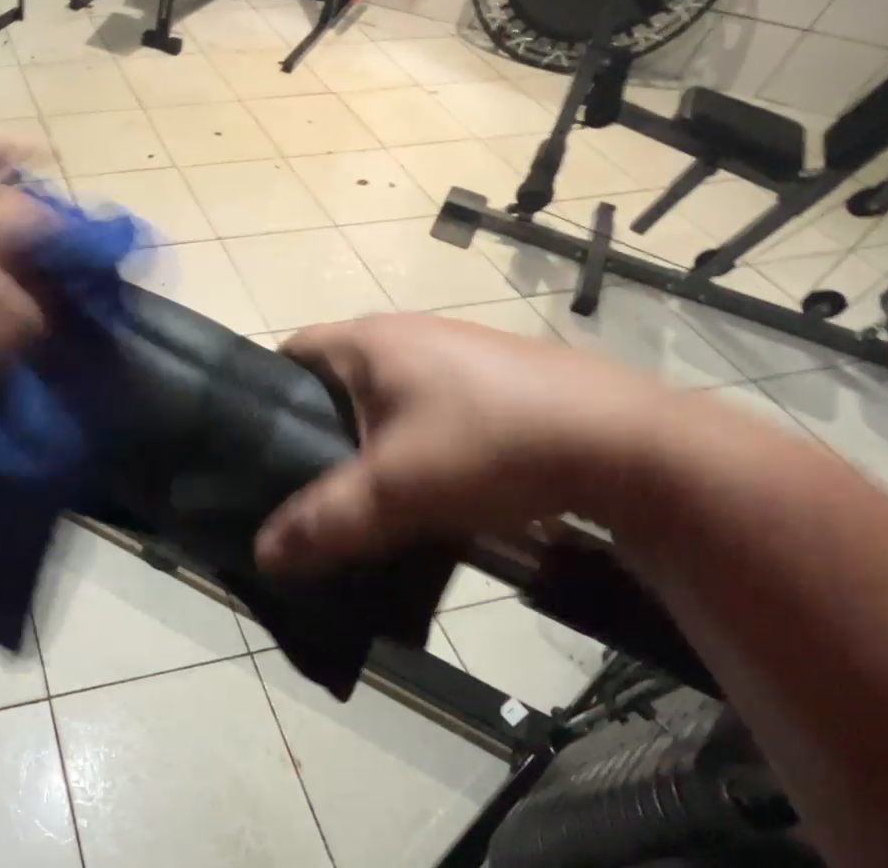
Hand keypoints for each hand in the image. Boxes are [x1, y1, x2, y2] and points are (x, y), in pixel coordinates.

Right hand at [255, 315, 719, 574]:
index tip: (255, 451)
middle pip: (334, 381)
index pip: (288, 354)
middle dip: (315, 430)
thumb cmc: (490, 446)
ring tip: (364, 496)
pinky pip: (429, 410)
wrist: (632, 446)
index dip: (264, 398)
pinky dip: (415, 443)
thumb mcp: (395, 492)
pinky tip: (430, 489)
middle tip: (303, 485)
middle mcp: (407, 334)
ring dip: (369, 441)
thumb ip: (323, 522)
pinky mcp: (497, 381)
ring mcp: (457, 354)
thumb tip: (263, 554)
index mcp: (367, 341)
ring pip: (385, 399)